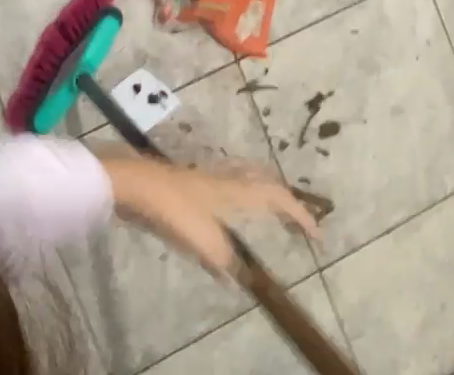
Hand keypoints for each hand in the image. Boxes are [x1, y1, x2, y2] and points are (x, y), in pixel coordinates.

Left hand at [98, 149, 319, 272]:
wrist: (136, 183)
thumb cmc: (175, 210)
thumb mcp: (205, 243)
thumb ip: (225, 260)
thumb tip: (238, 277)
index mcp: (239, 190)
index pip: (279, 198)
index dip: (300, 215)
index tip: (317, 236)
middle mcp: (229, 178)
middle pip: (266, 180)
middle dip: (285, 197)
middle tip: (295, 216)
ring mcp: (209, 175)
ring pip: (246, 176)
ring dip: (264, 189)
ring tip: (270, 205)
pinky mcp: (191, 179)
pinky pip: (228, 182)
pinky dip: (240, 191)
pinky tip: (228, 209)